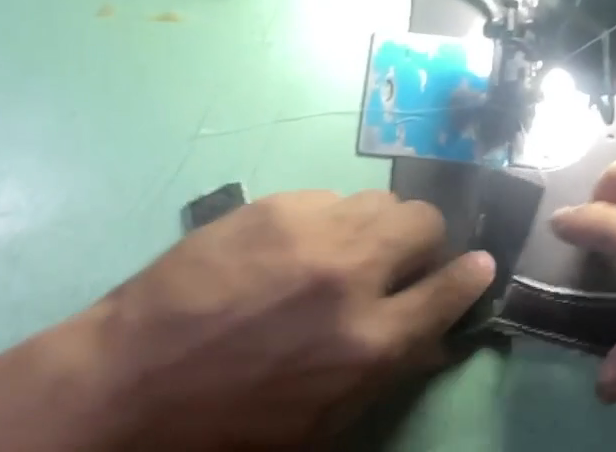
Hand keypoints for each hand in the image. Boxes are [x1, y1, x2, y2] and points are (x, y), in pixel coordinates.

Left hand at [97, 190, 494, 447]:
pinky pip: (328, 197)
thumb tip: (430, 331)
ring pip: (377, 199)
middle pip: (423, 222)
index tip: (479, 264)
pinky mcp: (274, 203)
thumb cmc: (231, 415)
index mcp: (368, 341)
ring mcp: (310, 227)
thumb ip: (385, 369)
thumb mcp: (321, 418)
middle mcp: (350, 272)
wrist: (135, 373)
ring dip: (377, 225)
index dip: (471, 276)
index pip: (448, 290)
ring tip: (348, 249)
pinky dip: (329, 219)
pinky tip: (297, 245)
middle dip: (425, 240)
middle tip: (403, 258)